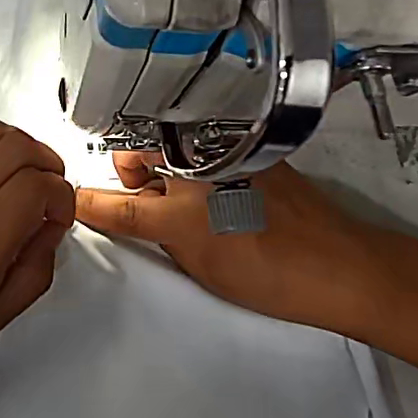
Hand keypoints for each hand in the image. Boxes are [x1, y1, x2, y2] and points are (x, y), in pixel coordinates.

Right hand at [74, 153, 404, 337]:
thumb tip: (134, 218)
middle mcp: (198, 166)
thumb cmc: (275, 271)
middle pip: (137, 154)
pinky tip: (216, 190)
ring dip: (162, 165)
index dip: (94, 204)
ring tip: (186, 198)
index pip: (119, 203)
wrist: (337, 264)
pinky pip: (200, 145)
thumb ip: (155, 234)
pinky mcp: (245, 147)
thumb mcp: (199, 263)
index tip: (79, 201)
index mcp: (181, 205)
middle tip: (145, 201)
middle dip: (131, 173)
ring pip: (168, 146)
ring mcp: (223, 151)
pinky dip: (193, 161)